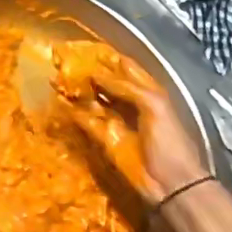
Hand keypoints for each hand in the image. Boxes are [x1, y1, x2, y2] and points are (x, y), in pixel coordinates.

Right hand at [54, 42, 208, 201]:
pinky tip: (62, 103)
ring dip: (79, 91)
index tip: (86, 48)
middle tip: (66, 62)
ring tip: (59, 78)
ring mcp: (118, 121)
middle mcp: (131, 102)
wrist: (172, 183)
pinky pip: (88, 123)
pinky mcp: (106, 139)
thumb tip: (97, 75)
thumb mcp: (153, 105)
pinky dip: (75, 113)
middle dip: (89, 72)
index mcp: (147, 91)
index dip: (108, 58)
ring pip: (95, 100)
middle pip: (107, 83)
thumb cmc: (169, 141)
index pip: (125, 68)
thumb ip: (126, 87)